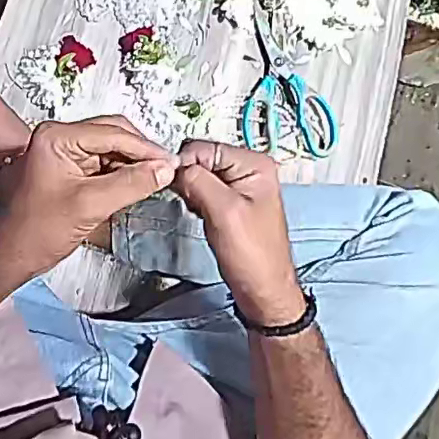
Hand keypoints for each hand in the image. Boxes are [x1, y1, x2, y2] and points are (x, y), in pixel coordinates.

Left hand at [0, 117, 177, 277]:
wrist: (13, 255)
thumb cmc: (39, 229)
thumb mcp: (90, 204)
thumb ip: (131, 184)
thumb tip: (164, 169)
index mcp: (57, 136)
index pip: (112, 133)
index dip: (145, 148)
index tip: (170, 162)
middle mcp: (59, 136)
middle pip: (113, 134)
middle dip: (141, 152)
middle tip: (167, 168)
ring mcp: (64, 150)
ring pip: (111, 147)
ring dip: (134, 161)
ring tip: (157, 176)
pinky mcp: (69, 166)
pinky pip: (104, 161)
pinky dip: (123, 170)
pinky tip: (139, 182)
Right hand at [171, 140, 307, 327]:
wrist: (262, 291)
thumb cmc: (254, 257)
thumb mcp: (224, 212)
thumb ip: (198, 181)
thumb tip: (176, 165)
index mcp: (254, 163)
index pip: (204, 147)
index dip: (186, 165)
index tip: (180, 188)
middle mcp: (248, 168)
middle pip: (200, 158)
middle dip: (189, 180)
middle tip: (196, 204)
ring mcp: (238, 184)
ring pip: (198, 174)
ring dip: (191, 192)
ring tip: (203, 213)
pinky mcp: (229, 200)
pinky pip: (201, 189)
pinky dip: (195, 201)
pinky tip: (203, 216)